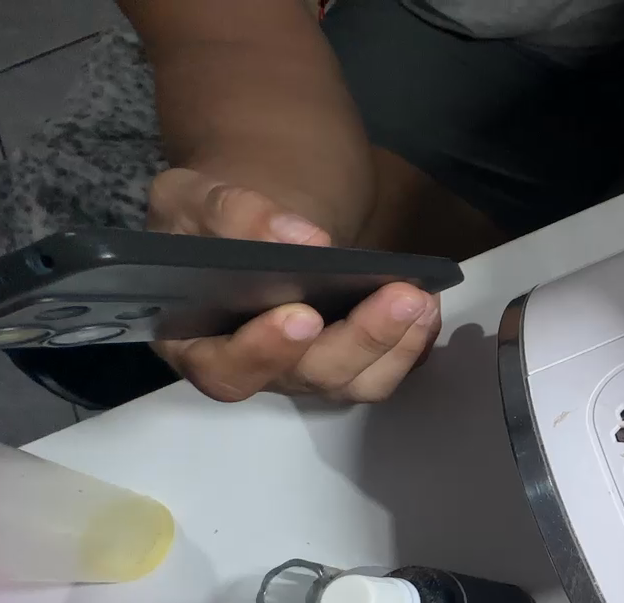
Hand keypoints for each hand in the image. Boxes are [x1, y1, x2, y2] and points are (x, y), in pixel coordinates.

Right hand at [146, 167, 439, 401]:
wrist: (261, 232)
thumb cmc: (216, 225)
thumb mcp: (197, 200)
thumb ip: (231, 214)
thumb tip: (300, 236)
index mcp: (195, 341)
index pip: (227, 368)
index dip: (264, 351)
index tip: (301, 315)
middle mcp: (260, 370)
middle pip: (315, 375)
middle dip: (363, 337)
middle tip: (400, 297)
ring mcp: (314, 373)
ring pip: (364, 380)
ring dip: (400, 342)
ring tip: (421, 298)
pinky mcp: (358, 368)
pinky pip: (395, 369)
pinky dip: (416, 339)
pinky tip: (429, 303)